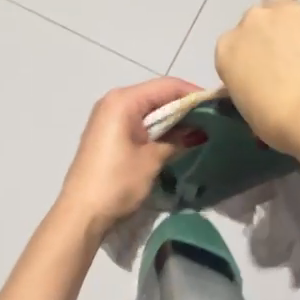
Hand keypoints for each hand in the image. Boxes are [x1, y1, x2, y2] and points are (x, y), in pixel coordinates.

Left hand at [57, 77, 203, 234]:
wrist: (81, 214)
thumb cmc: (117, 182)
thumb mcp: (152, 160)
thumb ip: (177, 141)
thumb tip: (199, 133)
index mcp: (123, 101)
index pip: (167, 86)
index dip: (194, 95)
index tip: (218, 106)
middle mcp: (114, 102)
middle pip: (157, 96)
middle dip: (184, 108)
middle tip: (213, 122)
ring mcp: (107, 119)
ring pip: (148, 111)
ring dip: (172, 121)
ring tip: (199, 133)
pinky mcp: (107, 136)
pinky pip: (137, 124)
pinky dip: (156, 130)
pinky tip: (174, 142)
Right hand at [214, 0, 299, 156]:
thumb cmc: (277, 122)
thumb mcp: (249, 110)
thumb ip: (249, 86)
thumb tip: (262, 85)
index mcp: (227, 49)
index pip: (234, 48)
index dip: (250, 61)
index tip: (264, 77)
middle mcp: (252, 20)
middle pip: (259, 21)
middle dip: (271, 37)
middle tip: (290, 66)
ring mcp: (288, 10)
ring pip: (289, 12)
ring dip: (296, 27)